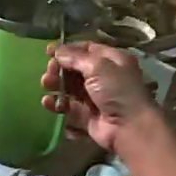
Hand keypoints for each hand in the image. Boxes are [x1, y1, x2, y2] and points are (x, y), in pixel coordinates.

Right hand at [40, 41, 161, 152]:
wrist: (128, 126)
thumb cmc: (117, 90)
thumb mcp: (98, 66)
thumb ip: (75, 57)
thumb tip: (57, 51)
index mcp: (111, 60)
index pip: (86, 49)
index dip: (68, 50)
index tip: (49, 52)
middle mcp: (103, 77)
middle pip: (75, 69)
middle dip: (59, 68)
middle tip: (49, 71)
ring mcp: (94, 97)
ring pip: (69, 88)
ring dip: (55, 85)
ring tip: (46, 84)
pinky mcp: (86, 115)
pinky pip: (67, 107)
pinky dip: (56, 104)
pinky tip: (48, 102)